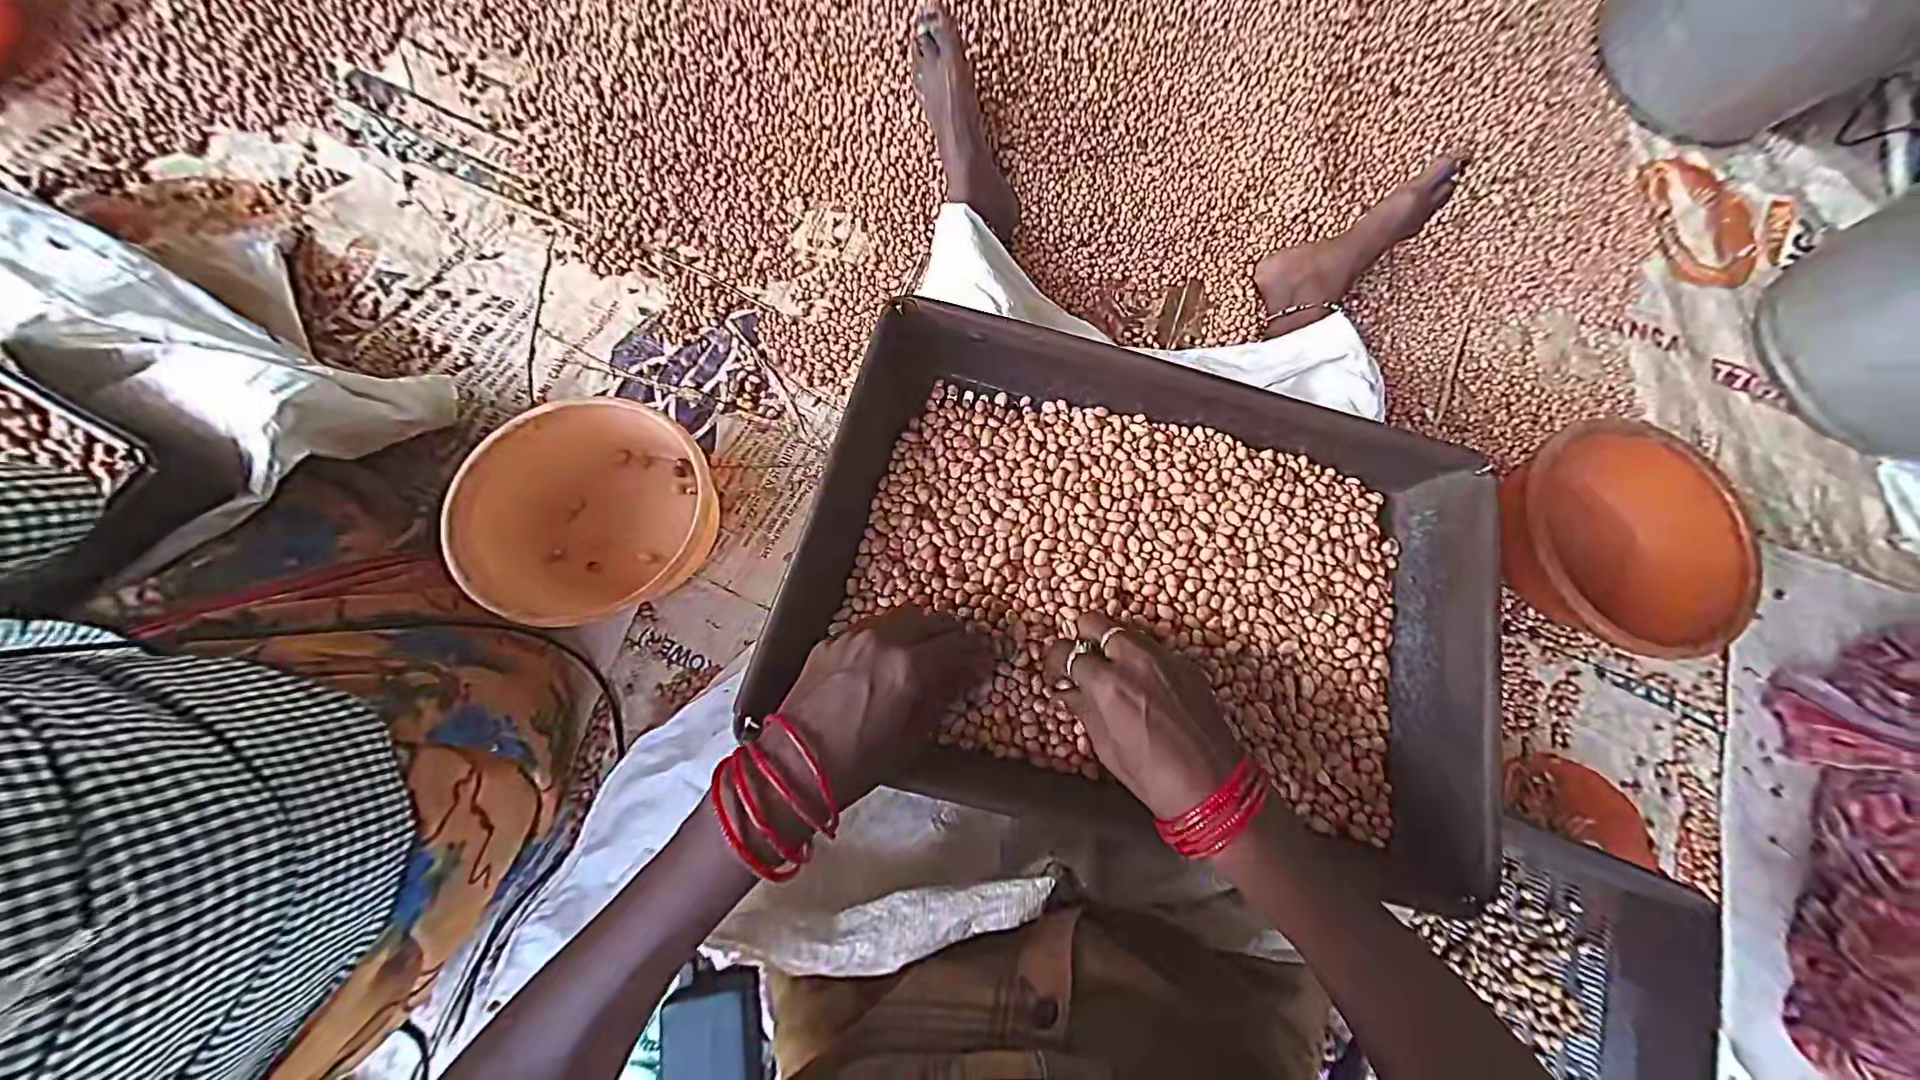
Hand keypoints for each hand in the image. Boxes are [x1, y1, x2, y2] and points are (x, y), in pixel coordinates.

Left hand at [773, 606, 989, 809]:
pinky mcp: (830, 641)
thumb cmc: (857, 763)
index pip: (957, 644)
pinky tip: (884, 658)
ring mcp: (853, 636)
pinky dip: (887, 637)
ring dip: (920, 630)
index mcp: (908, 667)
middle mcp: (883, 641)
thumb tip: (960, 679)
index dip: (976, 652)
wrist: (792, 764)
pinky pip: (869, 628)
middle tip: (960, 652)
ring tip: (924, 651)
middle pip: (932, 621)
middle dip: (951, 635)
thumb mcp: (911, 737)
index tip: (984, 660)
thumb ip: (939, 699)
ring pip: (900, 617)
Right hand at [1044, 612, 1243, 819]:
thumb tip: (1068, 691)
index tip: (1057, 672)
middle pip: (1095, 622)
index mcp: (1108, 684)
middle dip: (1081, 638)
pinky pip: (1152, 647)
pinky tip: (1139, 683)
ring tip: (1109, 671)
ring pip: (1125, 631)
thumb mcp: (1106, 745)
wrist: (1213, 787)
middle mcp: (1135, 661)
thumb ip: (1084, 708)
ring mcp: (1164, 659)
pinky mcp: (1185, 665)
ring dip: (1111, 645)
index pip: (1067, 652)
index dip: (1055, 662)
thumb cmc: (1154, 776)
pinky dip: (1138, 657)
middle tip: (1081, 662)